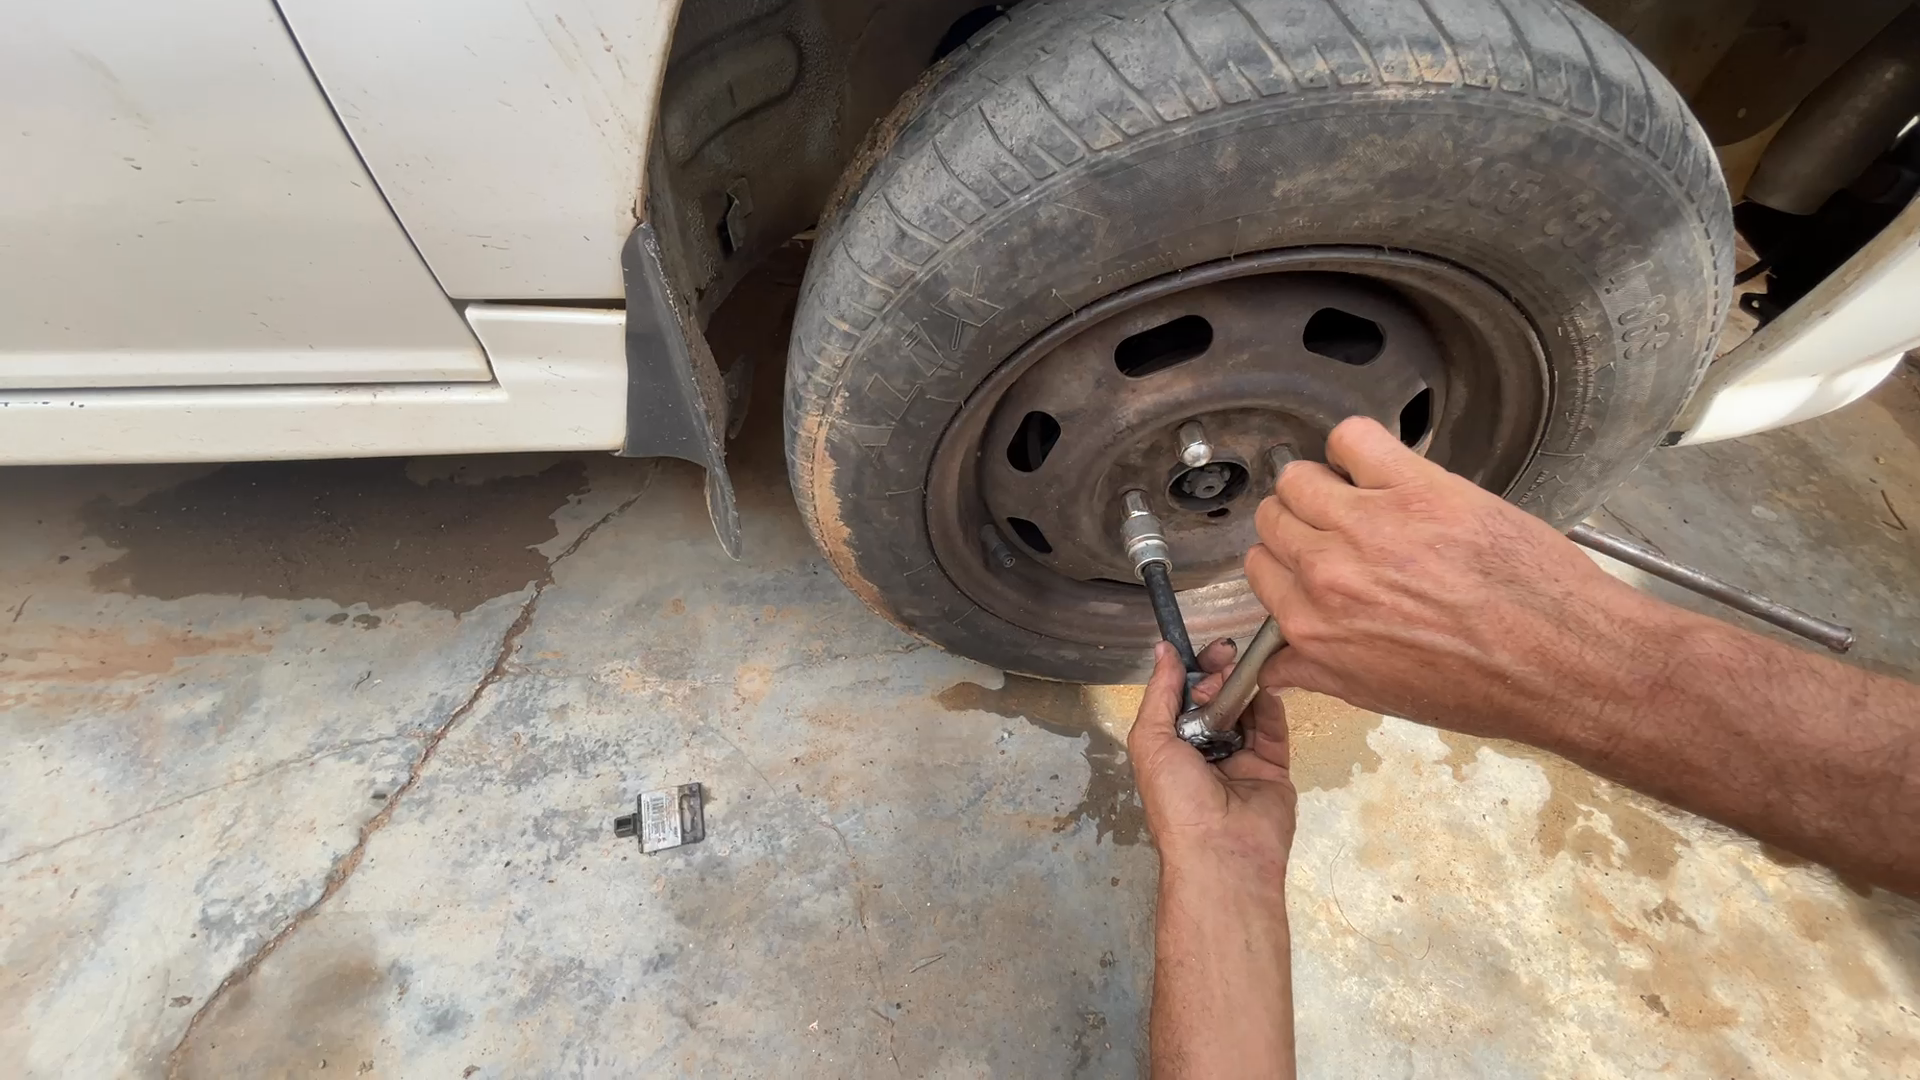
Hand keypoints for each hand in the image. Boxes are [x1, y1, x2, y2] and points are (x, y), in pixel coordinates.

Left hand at [1127, 639, 1295, 876]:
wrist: (1222, 853)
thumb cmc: (1177, 798)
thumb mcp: (1151, 739)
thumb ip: (1160, 693)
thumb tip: (1163, 651)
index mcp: (1169, 745)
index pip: (1181, 697)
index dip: (1191, 671)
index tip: (1204, 651)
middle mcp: (1202, 750)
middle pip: (1214, 699)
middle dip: (1218, 674)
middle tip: (1227, 654)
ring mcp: (1239, 759)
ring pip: (1244, 711)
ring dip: (1242, 685)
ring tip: (1244, 667)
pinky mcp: (1272, 769)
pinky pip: (1272, 732)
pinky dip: (1270, 707)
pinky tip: (1266, 687)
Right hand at [1244, 416, 1661, 744]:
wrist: (1565, 662)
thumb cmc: (1476, 685)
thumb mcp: (1372, 694)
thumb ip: (1309, 671)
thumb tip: (1272, 667)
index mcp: (1309, 622)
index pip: (1258, 566)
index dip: (1283, 563)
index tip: (1308, 561)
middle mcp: (1324, 570)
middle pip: (1272, 518)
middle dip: (1298, 524)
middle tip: (1337, 532)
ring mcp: (1367, 524)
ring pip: (1298, 478)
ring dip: (1319, 485)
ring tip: (1356, 498)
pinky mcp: (1415, 488)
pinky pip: (1352, 439)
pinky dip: (1355, 446)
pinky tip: (1377, 468)